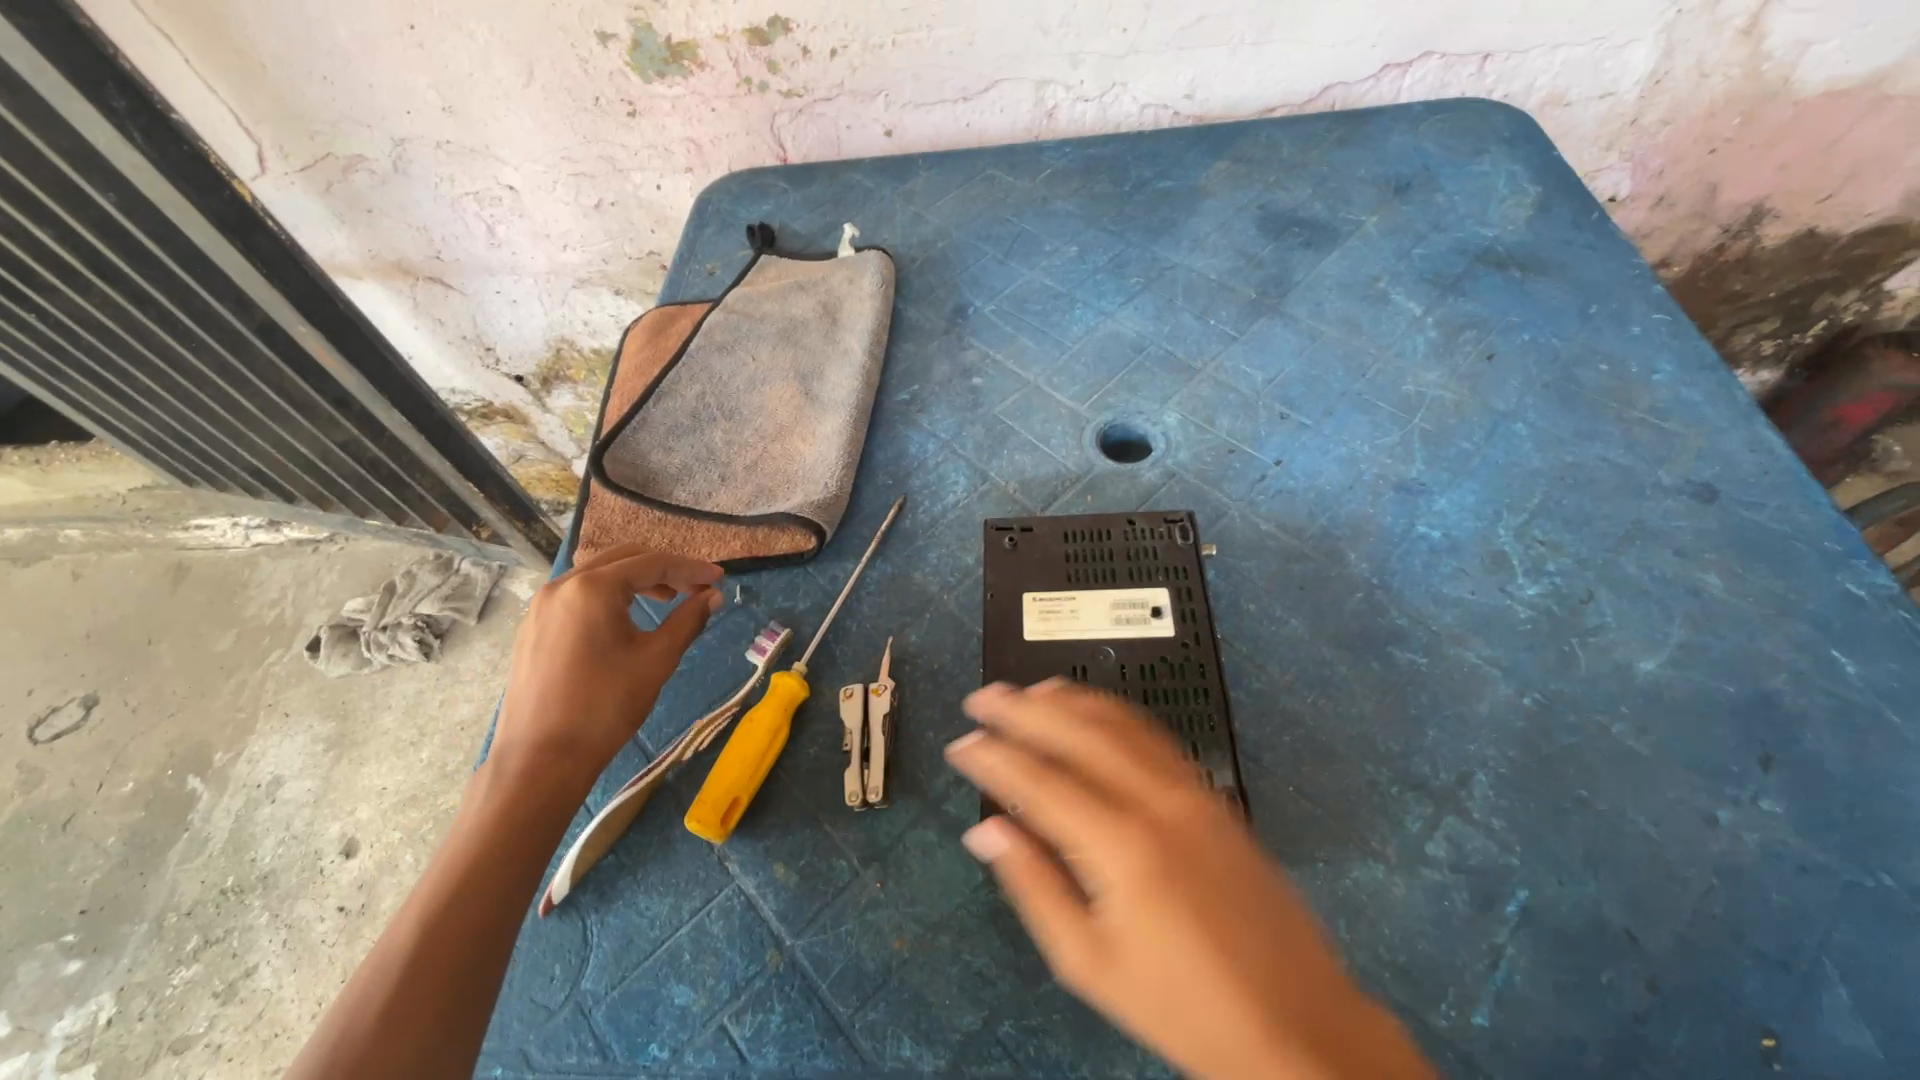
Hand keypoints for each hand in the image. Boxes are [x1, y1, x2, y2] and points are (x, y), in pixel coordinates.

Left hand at [491, 546, 722, 794]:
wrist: (542, 758)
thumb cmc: (605, 707)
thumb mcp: (656, 660)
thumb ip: (688, 620)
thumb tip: (713, 596)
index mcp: (593, 588)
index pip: (652, 563)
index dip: (691, 568)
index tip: (719, 579)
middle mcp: (563, 585)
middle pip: (623, 558)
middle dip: (664, 569)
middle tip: (696, 589)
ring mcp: (542, 605)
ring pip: (598, 574)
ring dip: (636, 580)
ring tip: (668, 600)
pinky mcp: (533, 626)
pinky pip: (578, 594)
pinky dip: (609, 595)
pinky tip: (626, 619)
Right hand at [945, 680, 1433, 1079]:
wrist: (1295, 1021)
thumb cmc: (1181, 1006)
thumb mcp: (1090, 963)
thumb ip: (1034, 887)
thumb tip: (986, 833)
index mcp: (1120, 846)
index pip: (1039, 781)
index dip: (993, 757)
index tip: (960, 743)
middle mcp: (1157, 802)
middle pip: (1079, 733)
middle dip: (1025, 709)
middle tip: (984, 696)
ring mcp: (1193, 793)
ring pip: (1122, 724)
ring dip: (1072, 701)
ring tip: (1031, 690)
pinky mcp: (1215, 798)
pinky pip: (1156, 738)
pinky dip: (1117, 715)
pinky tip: (1097, 715)